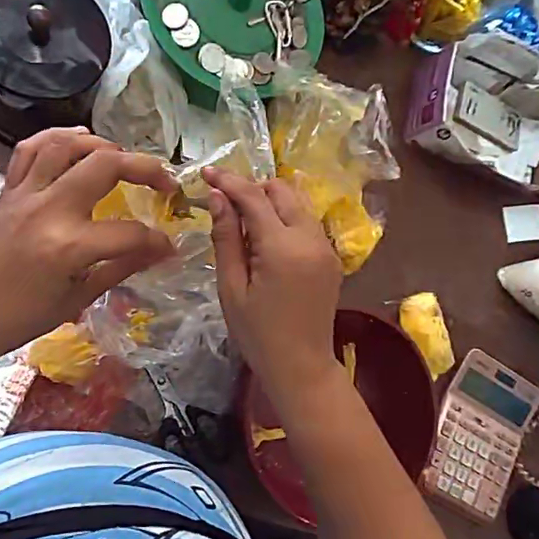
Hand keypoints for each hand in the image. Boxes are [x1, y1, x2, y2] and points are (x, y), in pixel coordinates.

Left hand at [0, 128, 175, 356]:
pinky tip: (77, 141)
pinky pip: (30, 149)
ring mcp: (24, 195)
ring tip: (121, 159)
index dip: (156, 239)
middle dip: (144, 167)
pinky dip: (56, 137)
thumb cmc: (24, 317)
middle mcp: (47, 210)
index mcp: (68, 246)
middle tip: (162, 181)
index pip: (129, 231)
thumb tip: (161, 251)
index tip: (168, 245)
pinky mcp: (7, 191)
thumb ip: (122, 266)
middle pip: (104, 165)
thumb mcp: (79, 297)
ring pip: (66, 145)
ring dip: (101, 144)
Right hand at [205, 166, 342, 395]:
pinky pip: (307, 223)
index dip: (229, 181)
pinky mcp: (331, 258)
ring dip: (270, 201)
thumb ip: (225, 239)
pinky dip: (285, 218)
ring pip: (298, 203)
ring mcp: (326, 247)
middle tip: (224, 202)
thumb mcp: (231, 288)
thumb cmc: (257, 333)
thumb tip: (217, 198)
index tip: (206, 172)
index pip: (254, 197)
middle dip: (252, 188)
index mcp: (282, 247)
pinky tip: (265, 240)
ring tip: (242, 221)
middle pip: (282, 190)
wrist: (301, 366)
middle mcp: (310, 239)